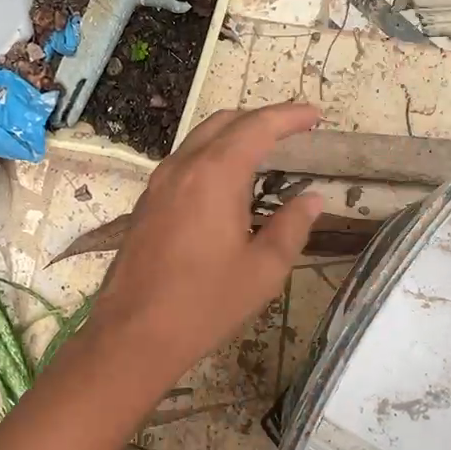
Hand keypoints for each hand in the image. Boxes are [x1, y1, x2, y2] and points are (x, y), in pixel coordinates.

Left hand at [83, 103, 325, 377]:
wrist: (135, 333)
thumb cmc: (205, 303)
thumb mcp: (263, 270)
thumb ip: (291, 227)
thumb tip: (311, 200)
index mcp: (214, 174)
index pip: (257, 127)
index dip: (290, 116)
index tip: (316, 117)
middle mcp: (181, 167)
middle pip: (223, 123)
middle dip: (260, 119)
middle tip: (292, 133)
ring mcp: (157, 185)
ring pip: (198, 141)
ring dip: (232, 137)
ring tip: (263, 155)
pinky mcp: (146, 205)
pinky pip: (183, 164)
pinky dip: (210, 158)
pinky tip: (226, 186)